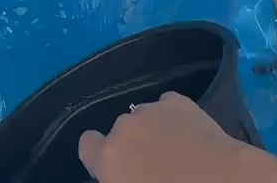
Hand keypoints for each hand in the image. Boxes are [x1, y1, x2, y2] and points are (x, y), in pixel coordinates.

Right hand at [77, 92, 246, 181]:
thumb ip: (120, 177)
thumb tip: (125, 173)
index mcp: (109, 156)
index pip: (87, 145)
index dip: (99, 156)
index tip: (116, 169)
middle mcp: (124, 126)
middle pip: (120, 132)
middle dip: (133, 146)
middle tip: (154, 169)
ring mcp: (152, 109)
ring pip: (144, 118)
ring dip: (153, 131)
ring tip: (176, 152)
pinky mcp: (179, 101)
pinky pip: (168, 107)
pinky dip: (173, 118)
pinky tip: (189, 135)